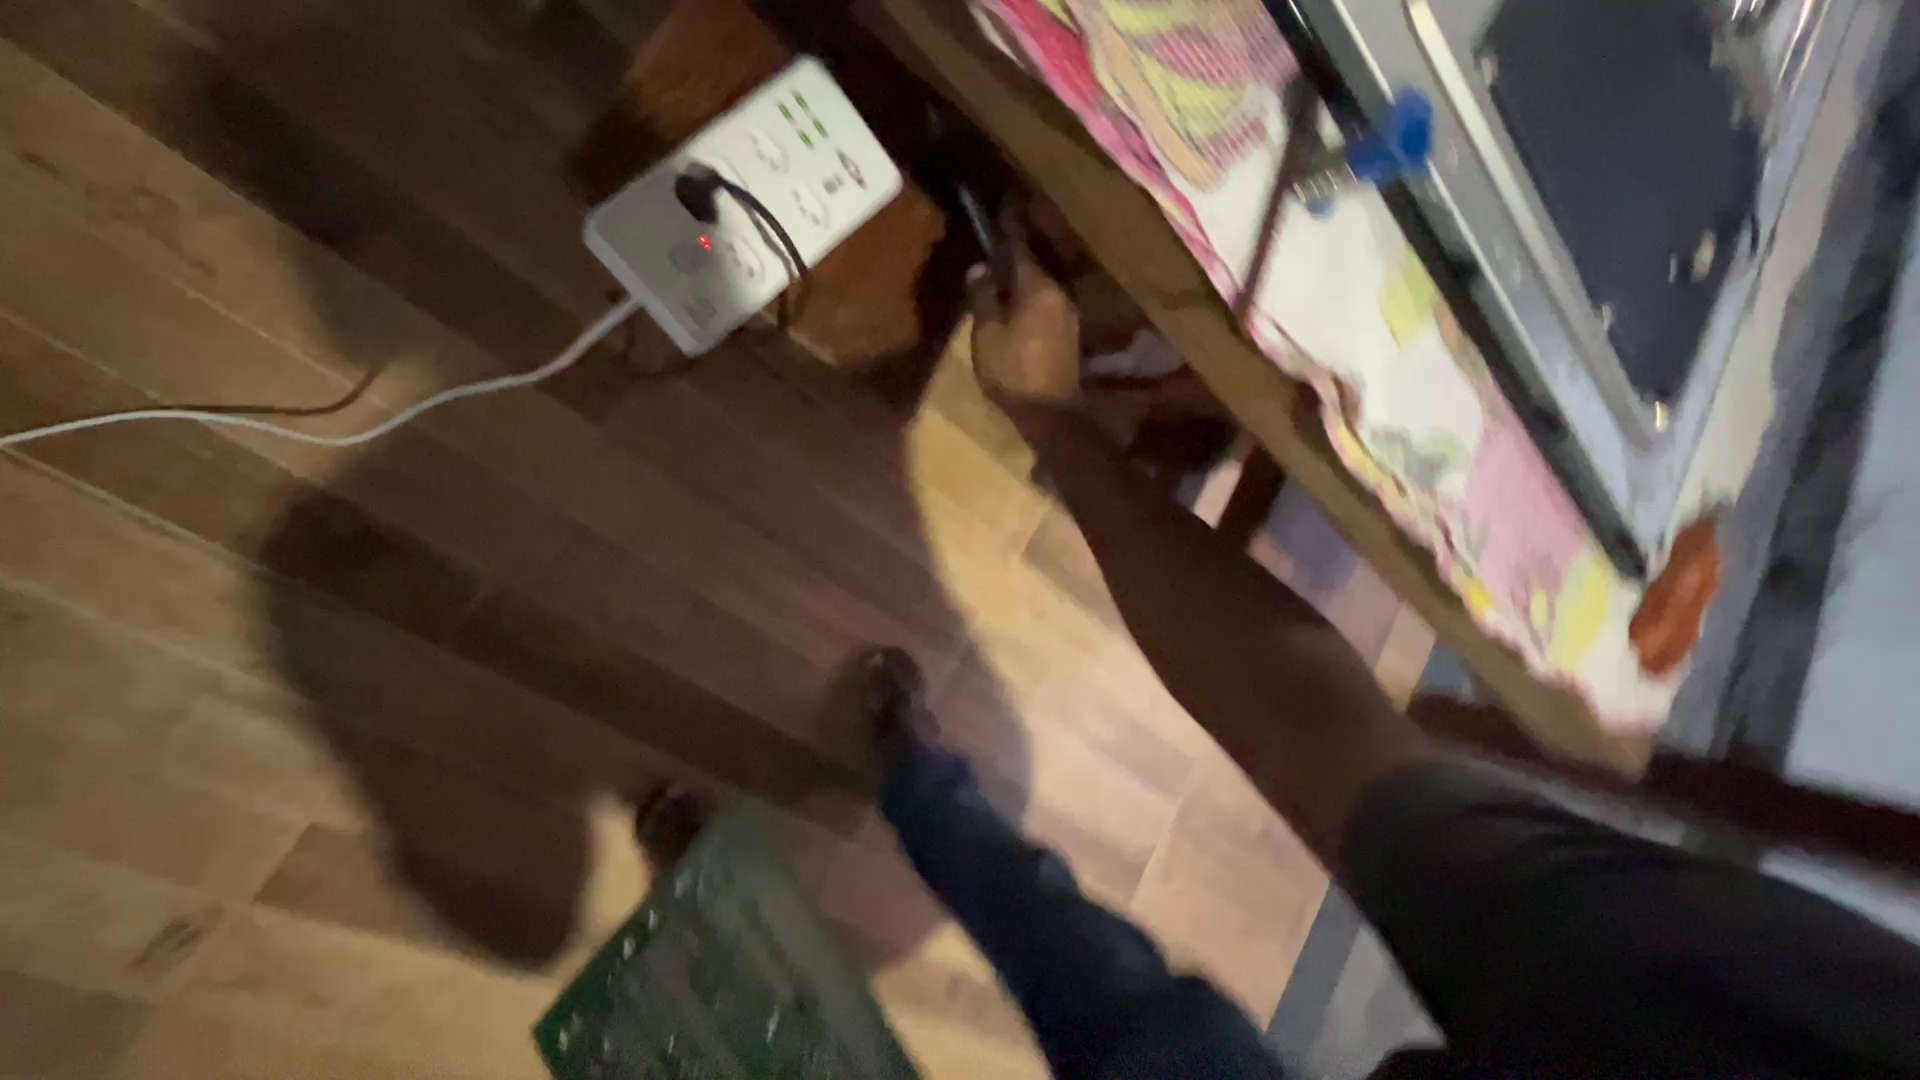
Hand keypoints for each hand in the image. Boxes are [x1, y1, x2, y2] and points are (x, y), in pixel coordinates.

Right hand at [967, 237, 1081, 411]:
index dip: (1007, 227)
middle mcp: (1058, 294)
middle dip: (1012, 258)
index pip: (1019, 247)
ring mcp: (1067, 316)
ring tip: (999, 282)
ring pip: (1039, 289)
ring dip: (1021, 284)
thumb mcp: (987, 334)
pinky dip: (1029, 303)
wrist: (1050, 413)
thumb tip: (980, 268)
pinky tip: (1014, 311)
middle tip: (991, 248)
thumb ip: (983, 297)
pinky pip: (1044, 307)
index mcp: (1037, 287)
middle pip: (1031, 268)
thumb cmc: (1013, 371)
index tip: (999, 207)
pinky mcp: (1068, 336)